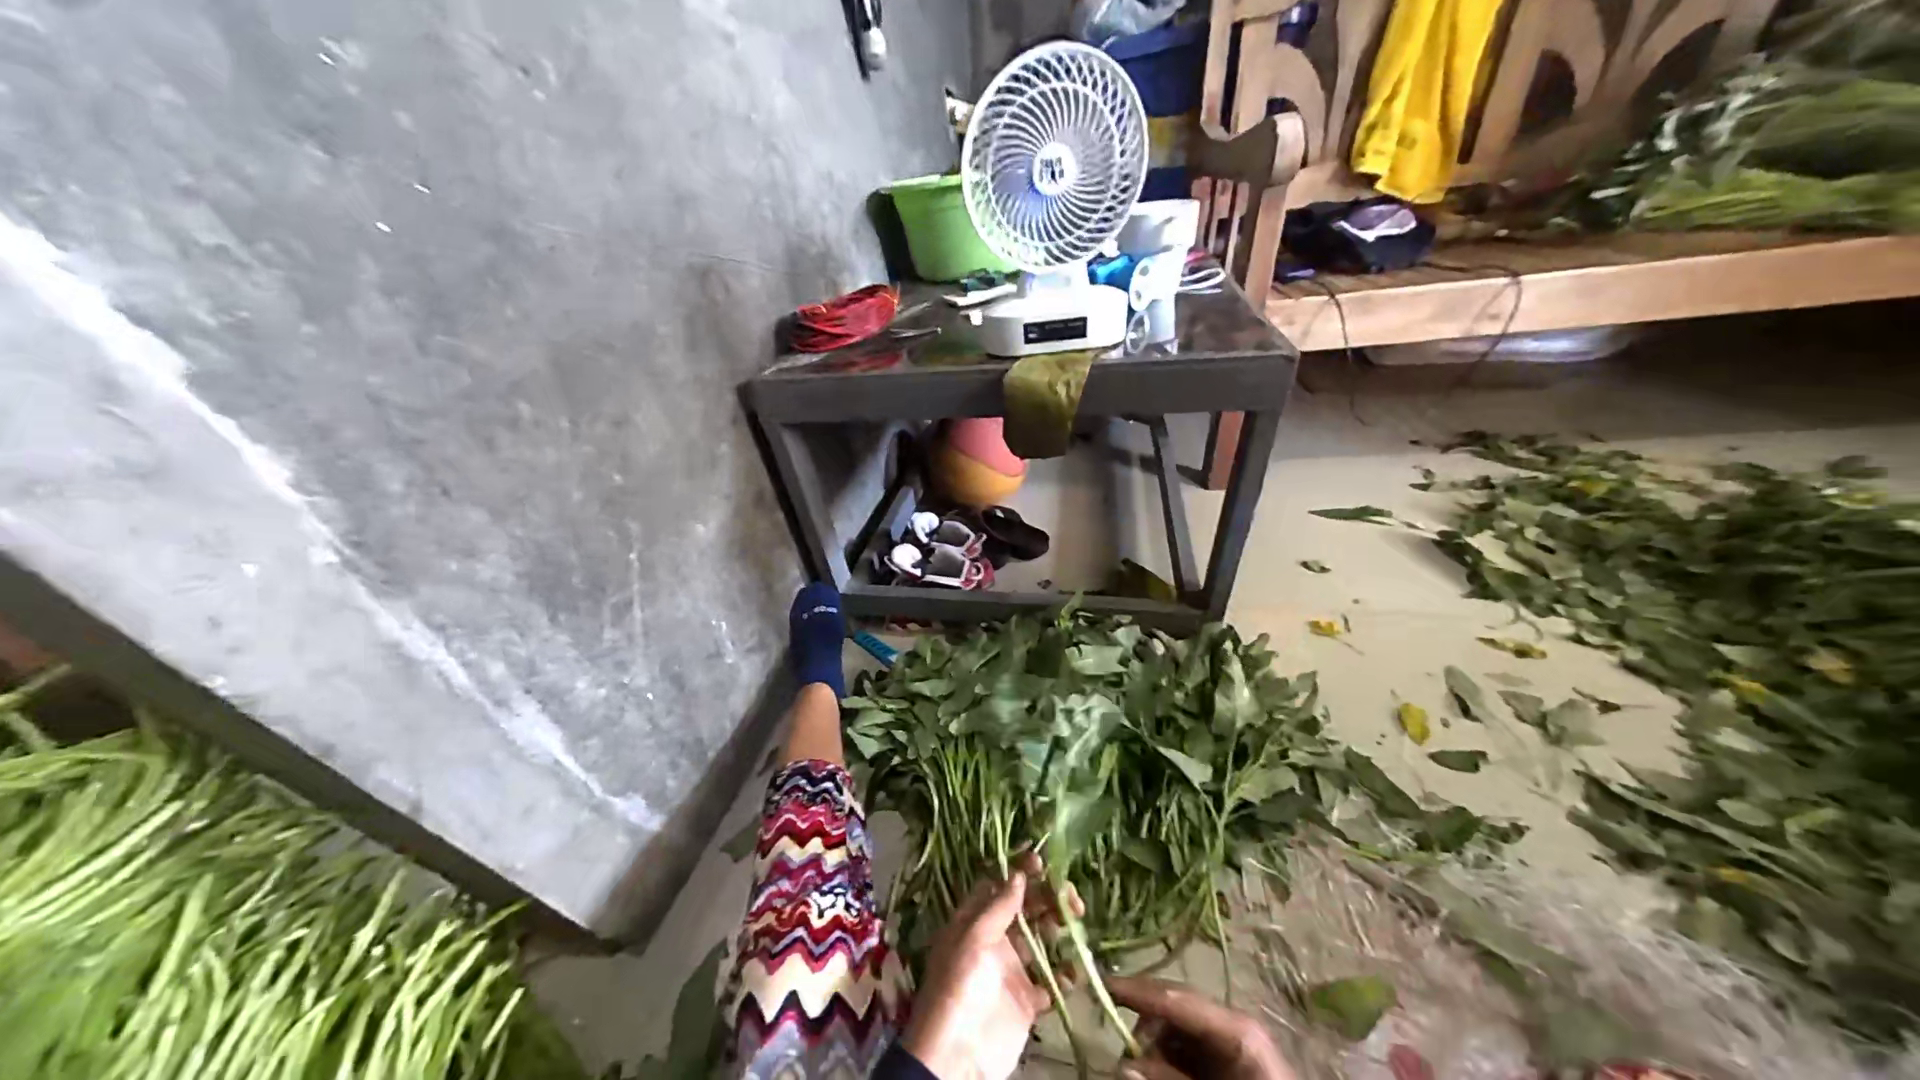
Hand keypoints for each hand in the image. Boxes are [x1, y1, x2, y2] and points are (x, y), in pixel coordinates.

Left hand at [900, 866, 1053, 1079]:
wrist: (957, 1055)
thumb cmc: (959, 987)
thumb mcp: (973, 939)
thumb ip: (998, 907)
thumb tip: (1019, 874)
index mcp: (974, 921)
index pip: (998, 886)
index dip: (1018, 871)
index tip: (1042, 861)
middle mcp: (994, 939)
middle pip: (1024, 909)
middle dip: (1047, 896)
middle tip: (1070, 895)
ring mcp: (1011, 969)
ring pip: (1040, 939)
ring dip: (1059, 926)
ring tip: (1076, 920)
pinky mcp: (1026, 1000)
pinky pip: (1051, 981)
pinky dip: (1065, 973)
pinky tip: (1074, 969)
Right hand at [1107, 976, 1294, 1079]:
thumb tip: (1122, 1065)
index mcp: (1236, 1030)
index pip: (1176, 998)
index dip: (1137, 990)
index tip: (1100, 983)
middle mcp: (1232, 1024)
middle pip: (1174, 1008)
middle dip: (1144, 1027)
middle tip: (1125, 1056)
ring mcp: (1232, 1039)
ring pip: (1176, 1027)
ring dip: (1154, 1046)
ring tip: (1143, 1069)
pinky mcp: (1229, 1056)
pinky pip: (1187, 1045)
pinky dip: (1168, 1057)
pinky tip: (1160, 1071)